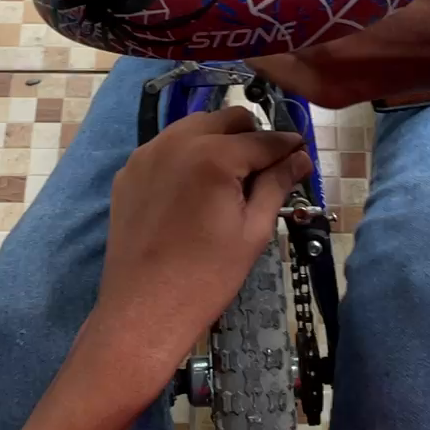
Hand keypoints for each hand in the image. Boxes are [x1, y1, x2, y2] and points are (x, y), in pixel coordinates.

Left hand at [92, 105, 312, 388]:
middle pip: (227, 119)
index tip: (301, 155)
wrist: (143, 310)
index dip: (288, 146)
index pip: (263, 139)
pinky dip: (187, 156)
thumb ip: (276, 185)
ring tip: (230, 179)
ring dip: (218, 141)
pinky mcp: (128, 172)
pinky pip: (166, 148)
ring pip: (194, 127)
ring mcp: (147, 154)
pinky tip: (194, 190)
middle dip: (252, 136)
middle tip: (265, 170)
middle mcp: (176, 142)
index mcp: (213, 156)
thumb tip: (300, 158)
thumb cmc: (206, 277)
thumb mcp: (253, 231)